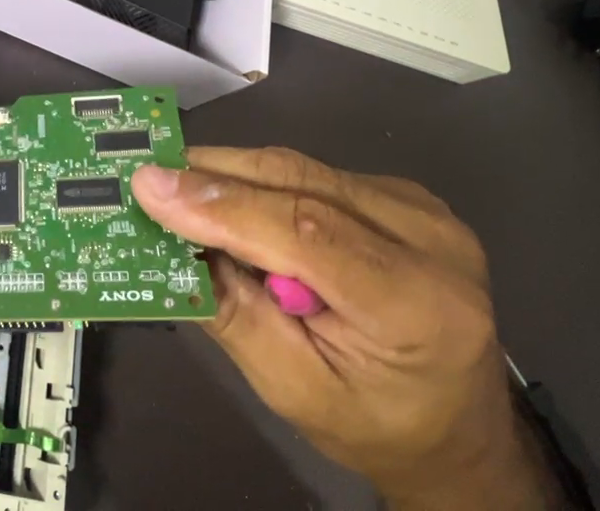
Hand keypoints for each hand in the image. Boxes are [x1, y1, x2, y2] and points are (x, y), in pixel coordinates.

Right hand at [132, 148, 553, 508]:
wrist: (457, 431)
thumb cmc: (374, 425)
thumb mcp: (292, 388)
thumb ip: (232, 313)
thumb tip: (168, 241)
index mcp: (417, 304)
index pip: (305, 231)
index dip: (221, 204)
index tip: (148, 186)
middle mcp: (429, 238)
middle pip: (299, 183)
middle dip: (211, 177)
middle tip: (141, 177)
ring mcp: (421, 208)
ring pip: (299, 168)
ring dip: (228, 176)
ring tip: (169, 188)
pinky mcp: (402, 196)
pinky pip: (312, 174)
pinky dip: (259, 183)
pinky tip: (224, 201)